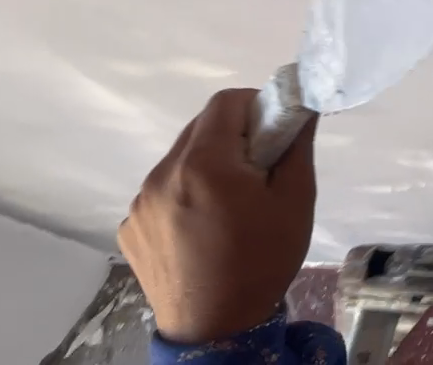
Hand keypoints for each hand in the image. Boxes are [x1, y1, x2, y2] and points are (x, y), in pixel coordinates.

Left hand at [118, 88, 317, 344]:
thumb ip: (296, 143)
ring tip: (233, 201)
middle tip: (260, 166)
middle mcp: (162, 176)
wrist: (215, 331)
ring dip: (210, 162)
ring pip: (182, 157)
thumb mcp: (296, 196)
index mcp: (204, 164)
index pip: (226, 102)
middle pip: (201, 127)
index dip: (255, 105)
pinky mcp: (130, 228)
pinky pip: (164, 188)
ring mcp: (140, 204)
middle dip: (235, 133)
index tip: (274, 132)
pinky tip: (206, 223)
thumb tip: (301, 107)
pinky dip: (188, 190)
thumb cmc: (263, 258)